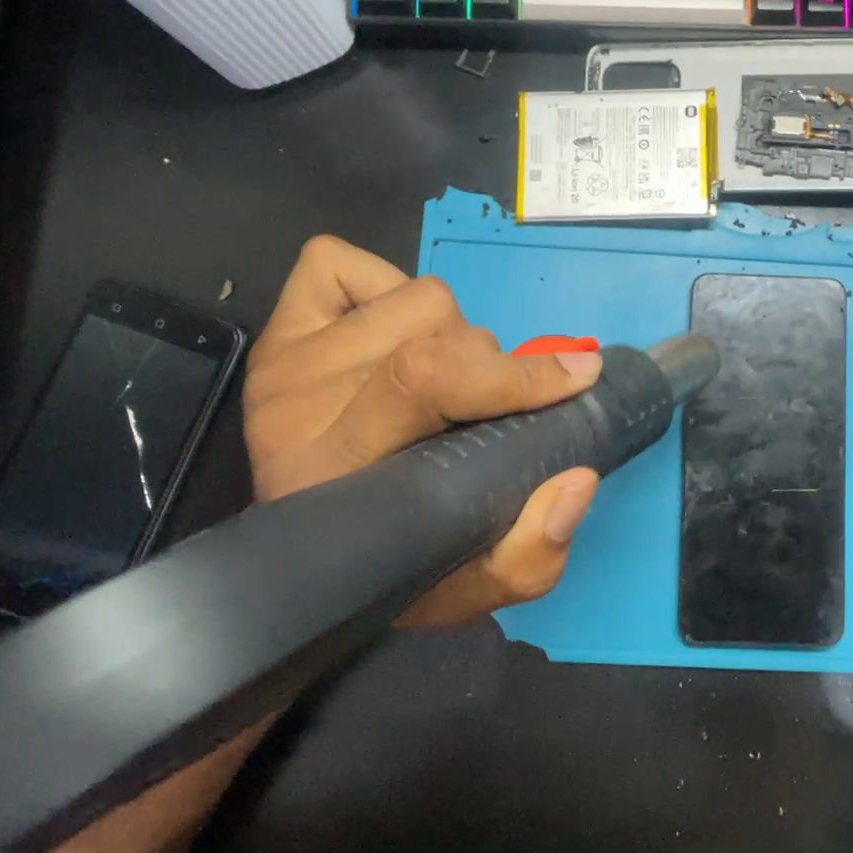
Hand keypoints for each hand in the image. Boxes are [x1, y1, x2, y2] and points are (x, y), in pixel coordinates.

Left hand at [243, 235, 605, 625]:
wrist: (299, 564)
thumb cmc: (390, 568)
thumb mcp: (466, 590)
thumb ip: (528, 558)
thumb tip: (578, 479)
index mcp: (336, 472)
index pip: (426, 379)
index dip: (511, 373)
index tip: (578, 379)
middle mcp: (295, 409)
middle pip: (433, 331)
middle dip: (491, 364)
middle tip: (489, 406)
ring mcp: (281, 364)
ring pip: (414, 297)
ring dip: (451, 332)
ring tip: (446, 380)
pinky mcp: (274, 332)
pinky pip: (338, 262)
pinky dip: (382, 287)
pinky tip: (389, 338)